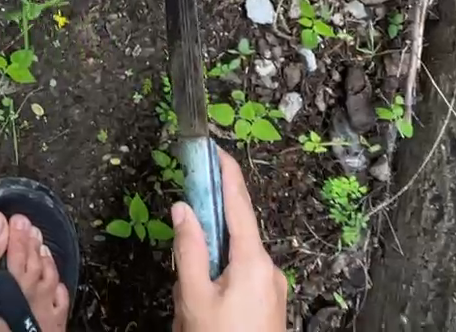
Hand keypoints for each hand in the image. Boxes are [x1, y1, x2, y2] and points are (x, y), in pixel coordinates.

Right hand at [170, 149, 288, 331]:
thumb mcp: (194, 296)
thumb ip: (188, 247)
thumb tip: (184, 206)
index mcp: (254, 261)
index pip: (238, 201)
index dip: (225, 171)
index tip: (214, 147)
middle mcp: (270, 269)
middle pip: (233, 232)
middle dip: (204, 236)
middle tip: (182, 265)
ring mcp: (273, 290)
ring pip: (233, 259)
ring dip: (208, 266)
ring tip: (190, 303)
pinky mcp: (270, 307)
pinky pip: (241, 279)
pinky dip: (219, 281)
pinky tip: (204, 309)